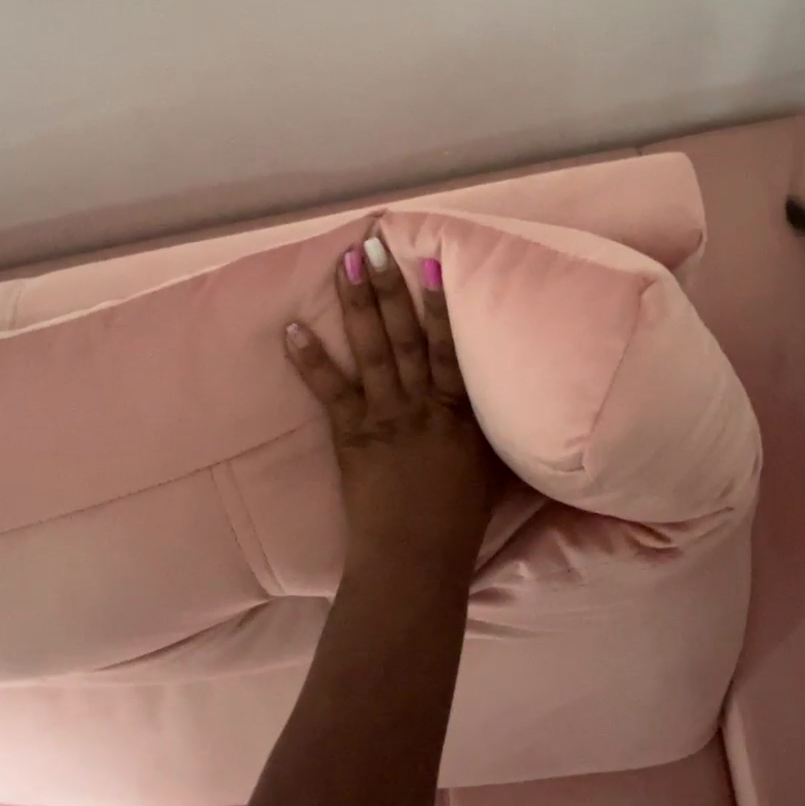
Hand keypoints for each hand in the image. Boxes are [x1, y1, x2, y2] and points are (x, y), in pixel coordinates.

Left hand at [284, 235, 494, 589]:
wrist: (418, 561)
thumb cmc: (461, 522)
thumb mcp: (494, 473)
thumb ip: (495, 436)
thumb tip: (512, 411)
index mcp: (459, 413)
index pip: (450, 348)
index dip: (440, 303)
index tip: (430, 261)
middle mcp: (423, 407)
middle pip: (406, 337)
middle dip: (388, 288)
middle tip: (372, 244)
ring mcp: (386, 420)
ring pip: (372, 353)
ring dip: (355, 307)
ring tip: (342, 266)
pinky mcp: (353, 439)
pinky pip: (330, 393)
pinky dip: (310, 361)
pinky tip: (292, 328)